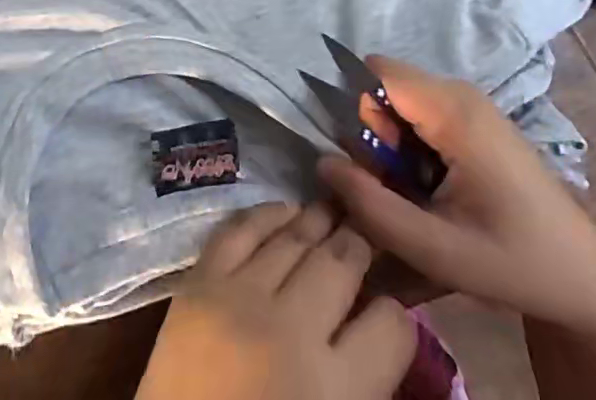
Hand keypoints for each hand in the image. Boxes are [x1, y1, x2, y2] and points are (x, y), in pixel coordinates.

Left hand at [134, 202, 415, 399]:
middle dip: (360, 244)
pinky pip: (240, 230)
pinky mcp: (200, 284)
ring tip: (332, 213)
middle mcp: (291, 331)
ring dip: (319, 222)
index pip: (392, 325)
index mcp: (335, 389)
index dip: (396, 313)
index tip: (389, 308)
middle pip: (342, 262)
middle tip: (365, 236)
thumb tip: (380, 321)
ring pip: (295, 238)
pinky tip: (285, 212)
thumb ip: (362, 376)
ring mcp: (242, 299)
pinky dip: (267, 215)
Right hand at [317, 56, 595, 332]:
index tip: (366, 162)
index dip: (355, 110)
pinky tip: (430, 192)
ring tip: (413, 197)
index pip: (375, 72)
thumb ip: (370, 205)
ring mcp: (470, 106)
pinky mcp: (474, 121)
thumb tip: (322, 162)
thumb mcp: (434, 248)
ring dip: (389, 145)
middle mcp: (460, 94)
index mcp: (453, 112)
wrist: (584, 280)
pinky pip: (420, 115)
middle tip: (392, 190)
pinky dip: (409, 148)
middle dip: (372, 133)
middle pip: (385, 88)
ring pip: (400, 103)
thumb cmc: (514, 263)